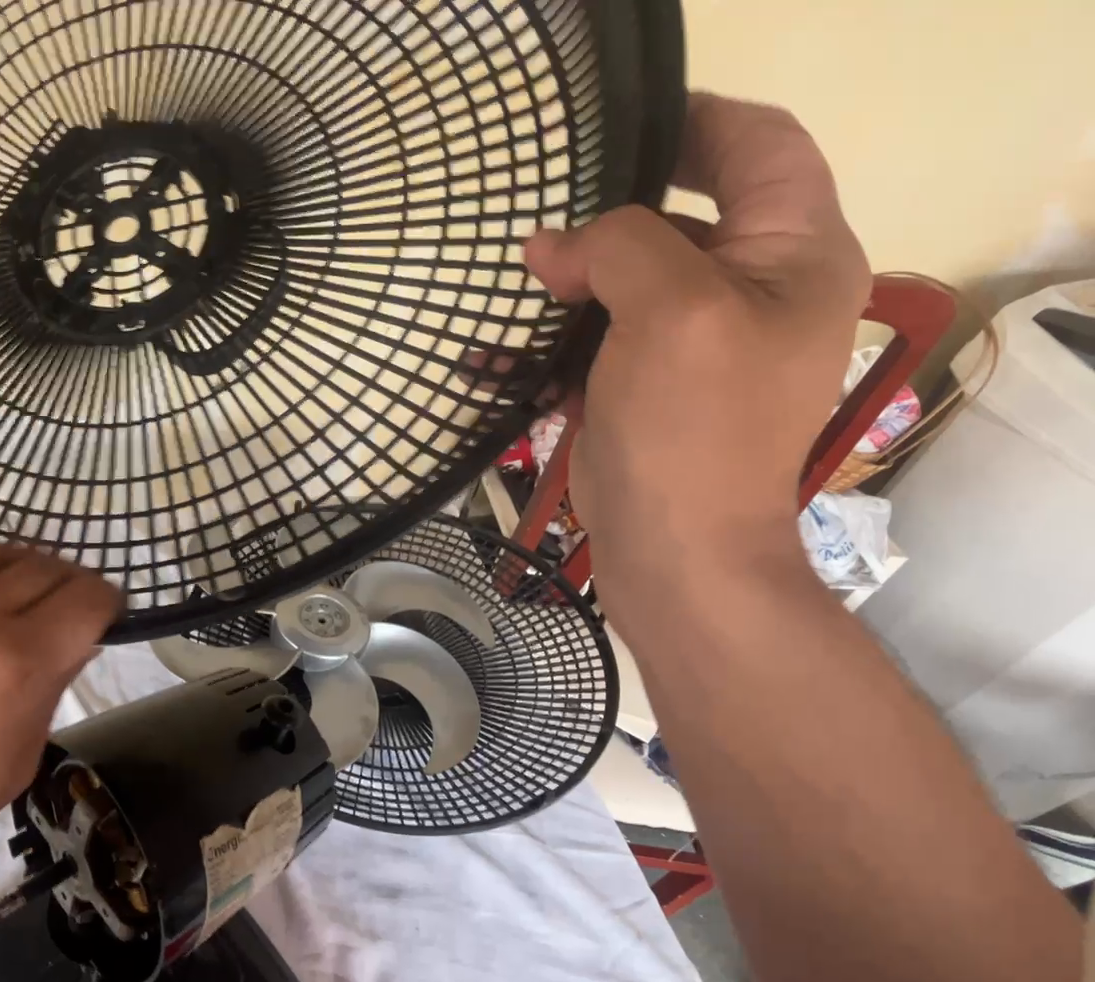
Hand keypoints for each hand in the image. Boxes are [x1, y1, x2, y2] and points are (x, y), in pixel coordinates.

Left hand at [0, 528, 121, 892]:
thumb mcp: (19, 759)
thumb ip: (53, 686)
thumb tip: (74, 636)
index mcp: (16, 666)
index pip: (88, 597)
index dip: (105, 603)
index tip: (98, 614)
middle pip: (44, 566)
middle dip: (62, 587)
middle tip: (52, 610)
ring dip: (8, 571)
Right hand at [524, 93, 870, 616]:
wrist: (676, 551)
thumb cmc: (691, 429)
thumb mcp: (672, 311)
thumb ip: (620, 247)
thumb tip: (551, 248)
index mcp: (794, 254)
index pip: (757, 146)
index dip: (689, 125)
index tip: (605, 136)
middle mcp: (754, 288)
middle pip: (680, 215)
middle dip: (607, 221)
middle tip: (541, 239)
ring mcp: (697, 340)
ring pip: (628, 279)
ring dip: (568, 285)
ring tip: (515, 292)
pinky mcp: (648, 383)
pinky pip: (597, 338)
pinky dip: (549, 342)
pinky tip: (492, 357)